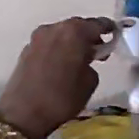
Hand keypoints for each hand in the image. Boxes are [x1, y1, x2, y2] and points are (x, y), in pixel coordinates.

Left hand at [0, 17, 112, 138]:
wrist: (22, 114)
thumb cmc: (62, 98)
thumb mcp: (90, 82)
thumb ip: (92, 64)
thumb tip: (86, 60)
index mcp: (74, 32)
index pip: (98, 24)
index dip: (108, 29)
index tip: (115, 35)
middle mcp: (54, 28)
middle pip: (77, 26)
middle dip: (88, 36)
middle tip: (98, 50)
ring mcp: (37, 38)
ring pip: (61, 34)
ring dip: (72, 43)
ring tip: (79, 59)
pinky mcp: (26, 50)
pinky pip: (49, 44)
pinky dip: (58, 49)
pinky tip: (62, 65)